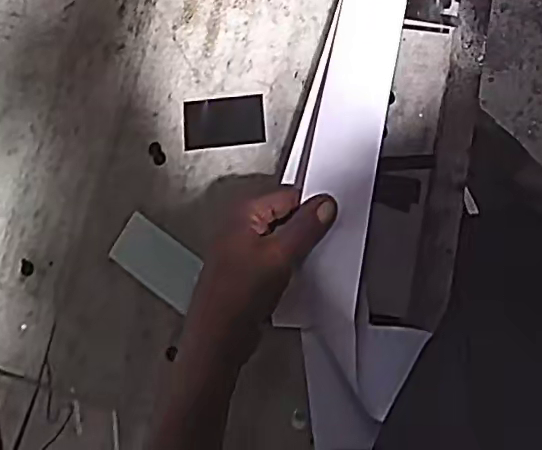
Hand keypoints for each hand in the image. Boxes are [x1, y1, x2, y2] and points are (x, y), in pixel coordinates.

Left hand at [182, 187, 336, 363]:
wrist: (216, 346)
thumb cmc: (233, 302)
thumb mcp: (280, 257)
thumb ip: (306, 227)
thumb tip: (323, 206)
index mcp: (243, 212)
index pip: (289, 195)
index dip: (310, 207)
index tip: (325, 219)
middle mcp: (238, 226)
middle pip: (285, 214)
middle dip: (302, 229)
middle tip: (309, 245)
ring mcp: (241, 249)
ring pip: (281, 238)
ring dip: (294, 250)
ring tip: (294, 266)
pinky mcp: (246, 270)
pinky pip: (275, 257)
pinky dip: (285, 265)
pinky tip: (287, 279)